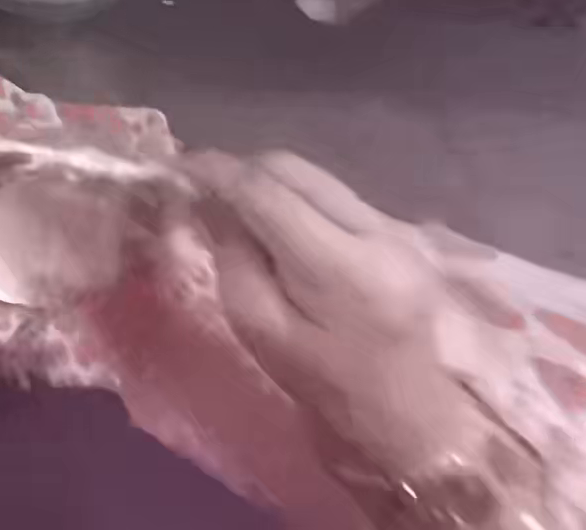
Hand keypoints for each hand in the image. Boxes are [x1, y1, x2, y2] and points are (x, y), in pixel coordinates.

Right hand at [183, 151, 496, 479]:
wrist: (414, 419)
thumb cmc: (322, 379)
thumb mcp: (255, 320)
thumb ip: (228, 250)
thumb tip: (201, 197)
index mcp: (342, 267)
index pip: (263, 191)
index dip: (211, 169)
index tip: (171, 166)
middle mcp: (377, 236)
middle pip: (288, 168)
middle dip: (233, 168)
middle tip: (196, 185)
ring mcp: (395, 232)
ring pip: (307, 174)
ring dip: (259, 178)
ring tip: (227, 200)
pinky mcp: (396, 234)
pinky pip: (325, 191)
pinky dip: (284, 191)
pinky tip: (264, 216)